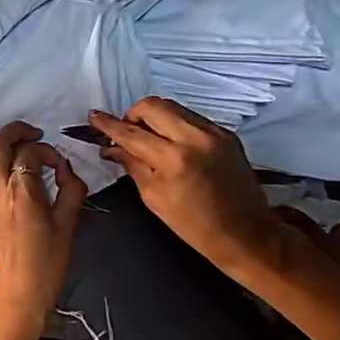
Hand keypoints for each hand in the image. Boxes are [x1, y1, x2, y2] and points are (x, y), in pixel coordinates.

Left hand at [0, 122, 86, 323]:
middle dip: (16, 130)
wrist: (20, 287)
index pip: (30, 153)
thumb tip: (68, 172)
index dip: (49, 152)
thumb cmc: (48, 261)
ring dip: (0, 140)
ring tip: (21, 144)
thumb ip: (71, 190)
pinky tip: (10, 163)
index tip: (61, 167)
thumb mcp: (69, 223)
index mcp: (21, 192)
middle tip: (35, 134)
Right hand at [89, 98, 287, 272]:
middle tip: (126, 133)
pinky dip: (174, 125)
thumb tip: (112, 148)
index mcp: (173, 159)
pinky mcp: (226, 134)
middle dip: (132, 115)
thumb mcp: (153, 197)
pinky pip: (191, 118)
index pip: (131, 133)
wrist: (246, 234)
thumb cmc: (194, 225)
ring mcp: (214, 133)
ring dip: (153, 117)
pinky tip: (171, 144)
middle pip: (152, 106)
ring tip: (148, 138)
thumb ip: (132, 165)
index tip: (94, 117)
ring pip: (172, 107)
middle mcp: (195, 138)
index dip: (108, 125)